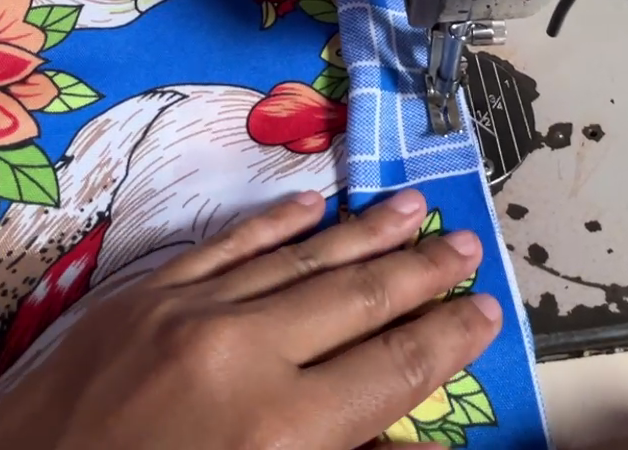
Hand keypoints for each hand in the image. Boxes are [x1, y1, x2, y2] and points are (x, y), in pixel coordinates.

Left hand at [0, 188, 502, 449]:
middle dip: (421, 271)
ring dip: (366, 232)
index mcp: (280, 435)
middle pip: (359, 300)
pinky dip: (276, 221)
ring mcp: (189, 312)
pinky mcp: (142, 292)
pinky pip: (228, 245)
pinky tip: (315, 202)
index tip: (485, 308)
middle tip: (467, 242)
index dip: (446, 336)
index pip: (392, 369)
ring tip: (414, 206)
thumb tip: (405, 437)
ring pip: (303, 257)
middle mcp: (245, 356)